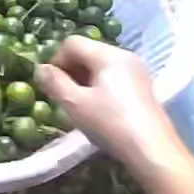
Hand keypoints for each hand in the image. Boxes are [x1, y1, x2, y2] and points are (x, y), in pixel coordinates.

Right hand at [36, 37, 180, 169]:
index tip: (50, 84)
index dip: (55, 60)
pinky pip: (114, 76)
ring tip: (77, 104)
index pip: (72, 43)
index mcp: (108, 55)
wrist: (153, 151)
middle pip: (88, 51)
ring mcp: (137, 70)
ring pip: (101, 65)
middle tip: (61, 95)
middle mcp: (125, 55)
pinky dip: (99, 86)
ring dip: (83, 79)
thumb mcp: (75, 104)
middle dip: (70, 70)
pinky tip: (97, 109)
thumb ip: (54, 82)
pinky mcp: (143, 86)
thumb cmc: (111, 124)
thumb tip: (40, 69)